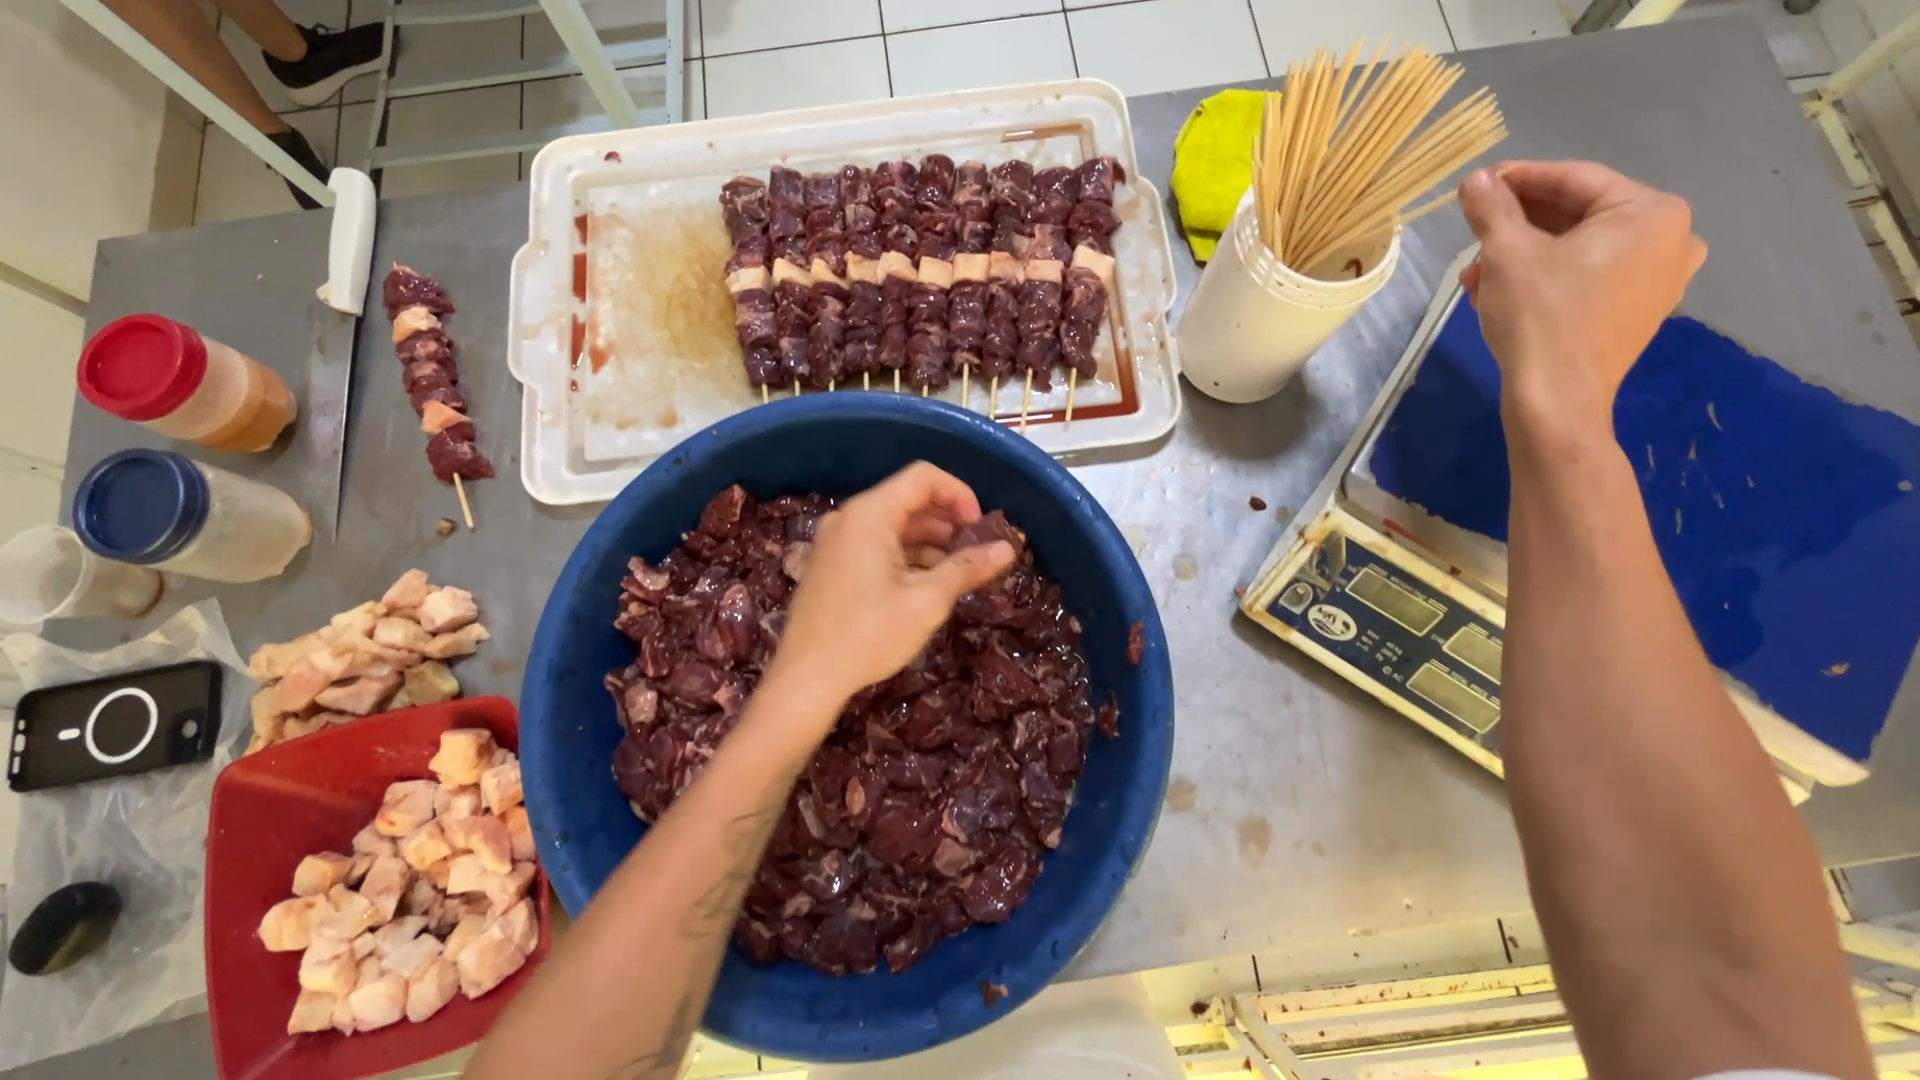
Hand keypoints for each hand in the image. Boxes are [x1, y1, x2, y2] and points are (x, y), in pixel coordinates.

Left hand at [770, 462, 1015, 705]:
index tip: (981, 528)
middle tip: (976, 553)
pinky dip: (905, 557)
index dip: (959, 494)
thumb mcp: (927, 601)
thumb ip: (967, 568)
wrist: (806, 678)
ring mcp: (835, 542)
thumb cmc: (869, 635)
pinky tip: (925, 586)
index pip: (923, 478)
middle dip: (947, 522)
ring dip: (929, 543)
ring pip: (893, 526)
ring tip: (957, 574)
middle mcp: (849, 519)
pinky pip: (875, 545)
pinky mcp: (831, 565)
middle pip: (908, 500)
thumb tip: (1007, 549)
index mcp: (869, 515)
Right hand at [1457, 161, 1707, 432]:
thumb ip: (1492, 209)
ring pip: (1581, 248)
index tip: (1479, 184)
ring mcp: (1660, 278)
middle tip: (1475, 231)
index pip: (1574, 179)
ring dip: (1526, 254)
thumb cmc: (1538, 316)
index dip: (1520, 179)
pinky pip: (1591, 276)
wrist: (1557, 396)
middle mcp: (1671, 238)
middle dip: (1520, 224)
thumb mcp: (1506, 254)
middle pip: (1580, 214)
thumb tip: (1475, 180)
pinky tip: (1507, 292)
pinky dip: (1549, 276)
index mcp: (1650, 211)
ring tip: (1479, 273)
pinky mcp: (1639, 311)